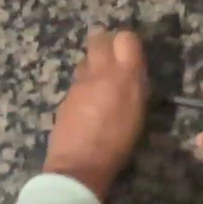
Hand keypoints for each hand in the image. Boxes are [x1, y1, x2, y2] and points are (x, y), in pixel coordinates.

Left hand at [44, 28, 148, 197]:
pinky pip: (77, 81)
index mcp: (124, 77)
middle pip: (99, 39)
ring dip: (94, 64)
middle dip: (106, 43)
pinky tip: (88, 103)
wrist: (79, 165)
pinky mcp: (65, 96)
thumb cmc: (117, 146)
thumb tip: (133, 73)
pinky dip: (84, 85)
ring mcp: (79, 84)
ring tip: (101, 81)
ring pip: (86, 59)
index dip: (128, 43)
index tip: (131, 54)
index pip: (125, 38)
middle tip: (113, 57)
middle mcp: (99, 73)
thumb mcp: (138, 115)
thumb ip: (135, 88)